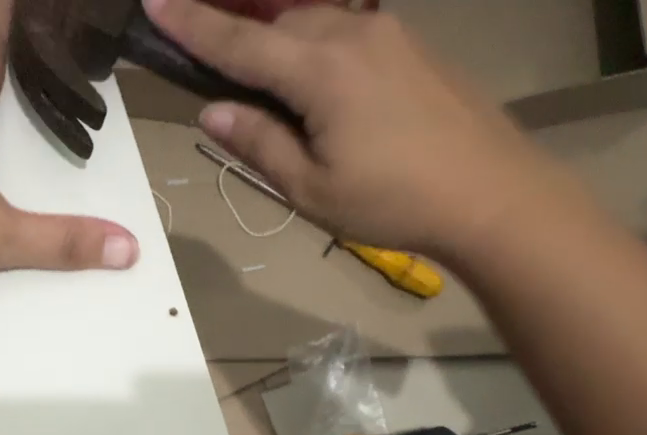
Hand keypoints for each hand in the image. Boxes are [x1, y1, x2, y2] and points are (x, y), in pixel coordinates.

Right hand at [144, 0, 583, 259]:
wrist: (491, 193)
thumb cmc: (393, 202)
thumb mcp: (311, 188)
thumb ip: (259, 144)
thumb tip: (212, 113)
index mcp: (321, 70)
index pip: (239, 42)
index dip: (192, 24)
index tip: (155, 2)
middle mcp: (353, 33)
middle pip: (277, 23)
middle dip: (239, 36)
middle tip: (212, 69)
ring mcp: (387, 34)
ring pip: (313, 23)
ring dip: (279, 45)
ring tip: (266, 89)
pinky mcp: (410, 46)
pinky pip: (345, 33)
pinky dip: (314, 50)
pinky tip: (316, 89)